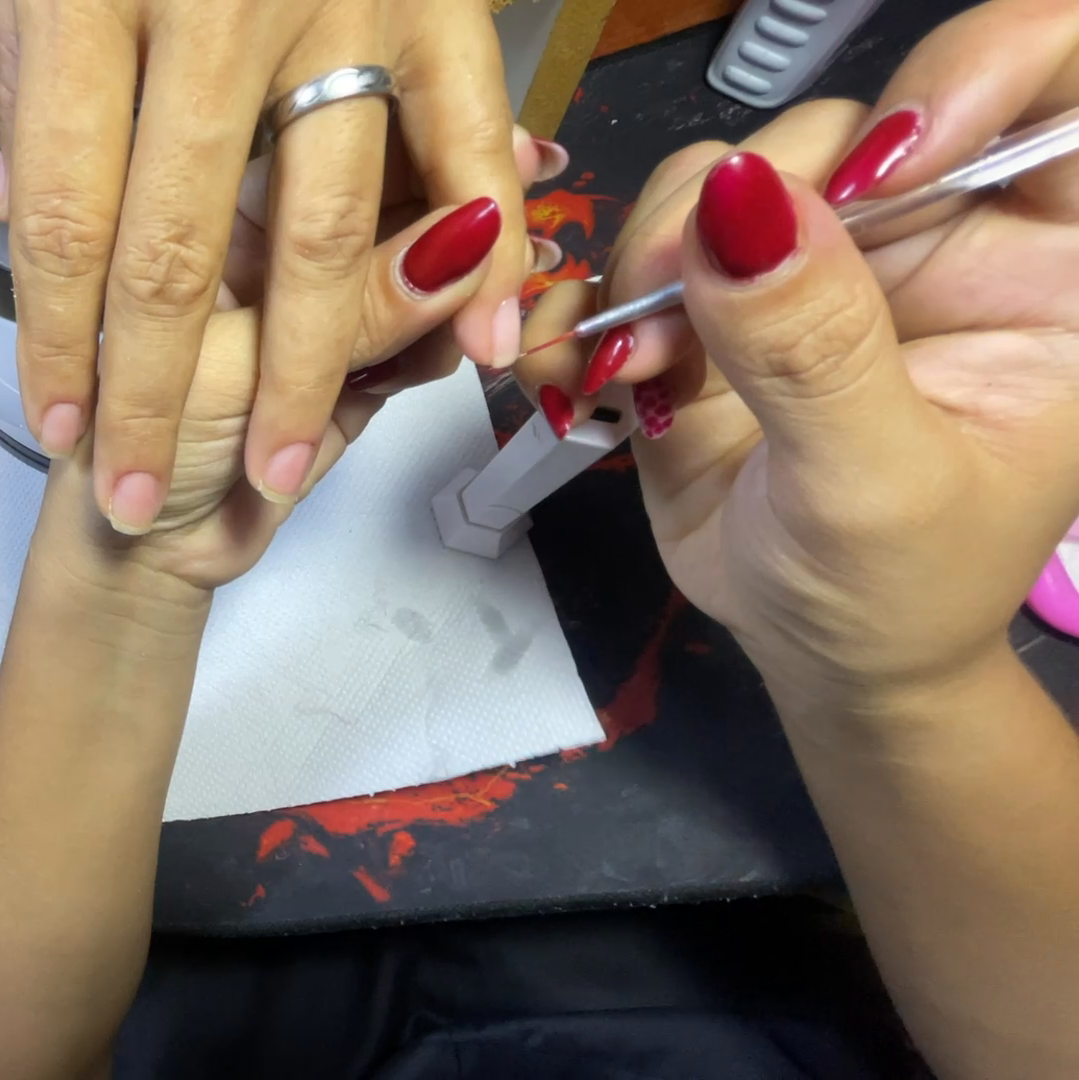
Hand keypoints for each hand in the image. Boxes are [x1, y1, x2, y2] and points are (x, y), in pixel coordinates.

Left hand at [0, 0, 530, 533]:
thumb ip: (32, 107)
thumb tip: (21, 226)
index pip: (63, 224)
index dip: (56, 344)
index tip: (60, 430)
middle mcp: (213, 4)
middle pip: (170, 257)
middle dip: (149, 401)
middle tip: (134, 498)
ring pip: (314, 234)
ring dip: (294, 377)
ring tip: (271, 477)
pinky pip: (465, 137)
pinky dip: (485, 251)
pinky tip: (485, 347)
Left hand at [48, 186, 515, 593]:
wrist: (148, 553)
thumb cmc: (141, 445)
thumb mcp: (236, 366)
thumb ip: (348, 314)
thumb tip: (468, 236)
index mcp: (215, 220)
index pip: (321, 156)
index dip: (409, 148)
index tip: (487, 150)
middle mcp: (271, 253)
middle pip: (381, 208)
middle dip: (451, 214)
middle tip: (522, 211)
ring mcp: (312, 315)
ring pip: (409, 277)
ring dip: (455, 288)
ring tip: (492, 299)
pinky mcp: (345, 374)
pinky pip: (411, 345)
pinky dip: (440, 345)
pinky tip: (461, 349)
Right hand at [516, 0, 1078, 706]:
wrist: (803, 639)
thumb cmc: (891, 579)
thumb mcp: (873, 475)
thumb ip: (812, 346)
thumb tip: (730, 207)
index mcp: (1031, 258)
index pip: (1040, 84)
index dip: (958, 83)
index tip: (862, 182)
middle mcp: (901, 248)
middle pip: (807, 142)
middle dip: (715, 216)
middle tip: (658, 312)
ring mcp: (779, 290)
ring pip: (688, 206)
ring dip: (626, 279)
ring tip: (617, 375)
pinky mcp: (687, 333)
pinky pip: (609, 287)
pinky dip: (569, 326)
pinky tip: (568, 384)